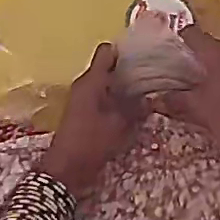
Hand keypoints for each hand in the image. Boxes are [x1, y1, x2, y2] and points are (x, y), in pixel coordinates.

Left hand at [41, 43, 141, 197]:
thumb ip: (137, 108)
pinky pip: (104, 97)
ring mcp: (83, 99)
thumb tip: (152, 97)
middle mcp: (85, 85)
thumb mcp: (119, 124)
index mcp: (91, 80)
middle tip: (154, 72)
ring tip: (149, 89)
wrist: (66, 169)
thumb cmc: (91, 141)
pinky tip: (135, 107)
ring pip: (107, 83)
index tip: (145, 54)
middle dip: (129, 68)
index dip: (125, 49)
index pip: (107, 51)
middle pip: (108, 67)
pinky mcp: (84, 113)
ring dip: (124, 85)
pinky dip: (118, 98)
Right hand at [149, 25, 219, 151]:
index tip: (170, 52)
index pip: (192, 34)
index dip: (179, 40)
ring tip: (205, 81)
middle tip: (184, 71)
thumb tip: (155, 97)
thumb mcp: (198, 110)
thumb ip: (174, 100)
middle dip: (198, 55)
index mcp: (216, 52)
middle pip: (211, 44)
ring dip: (216, 63)